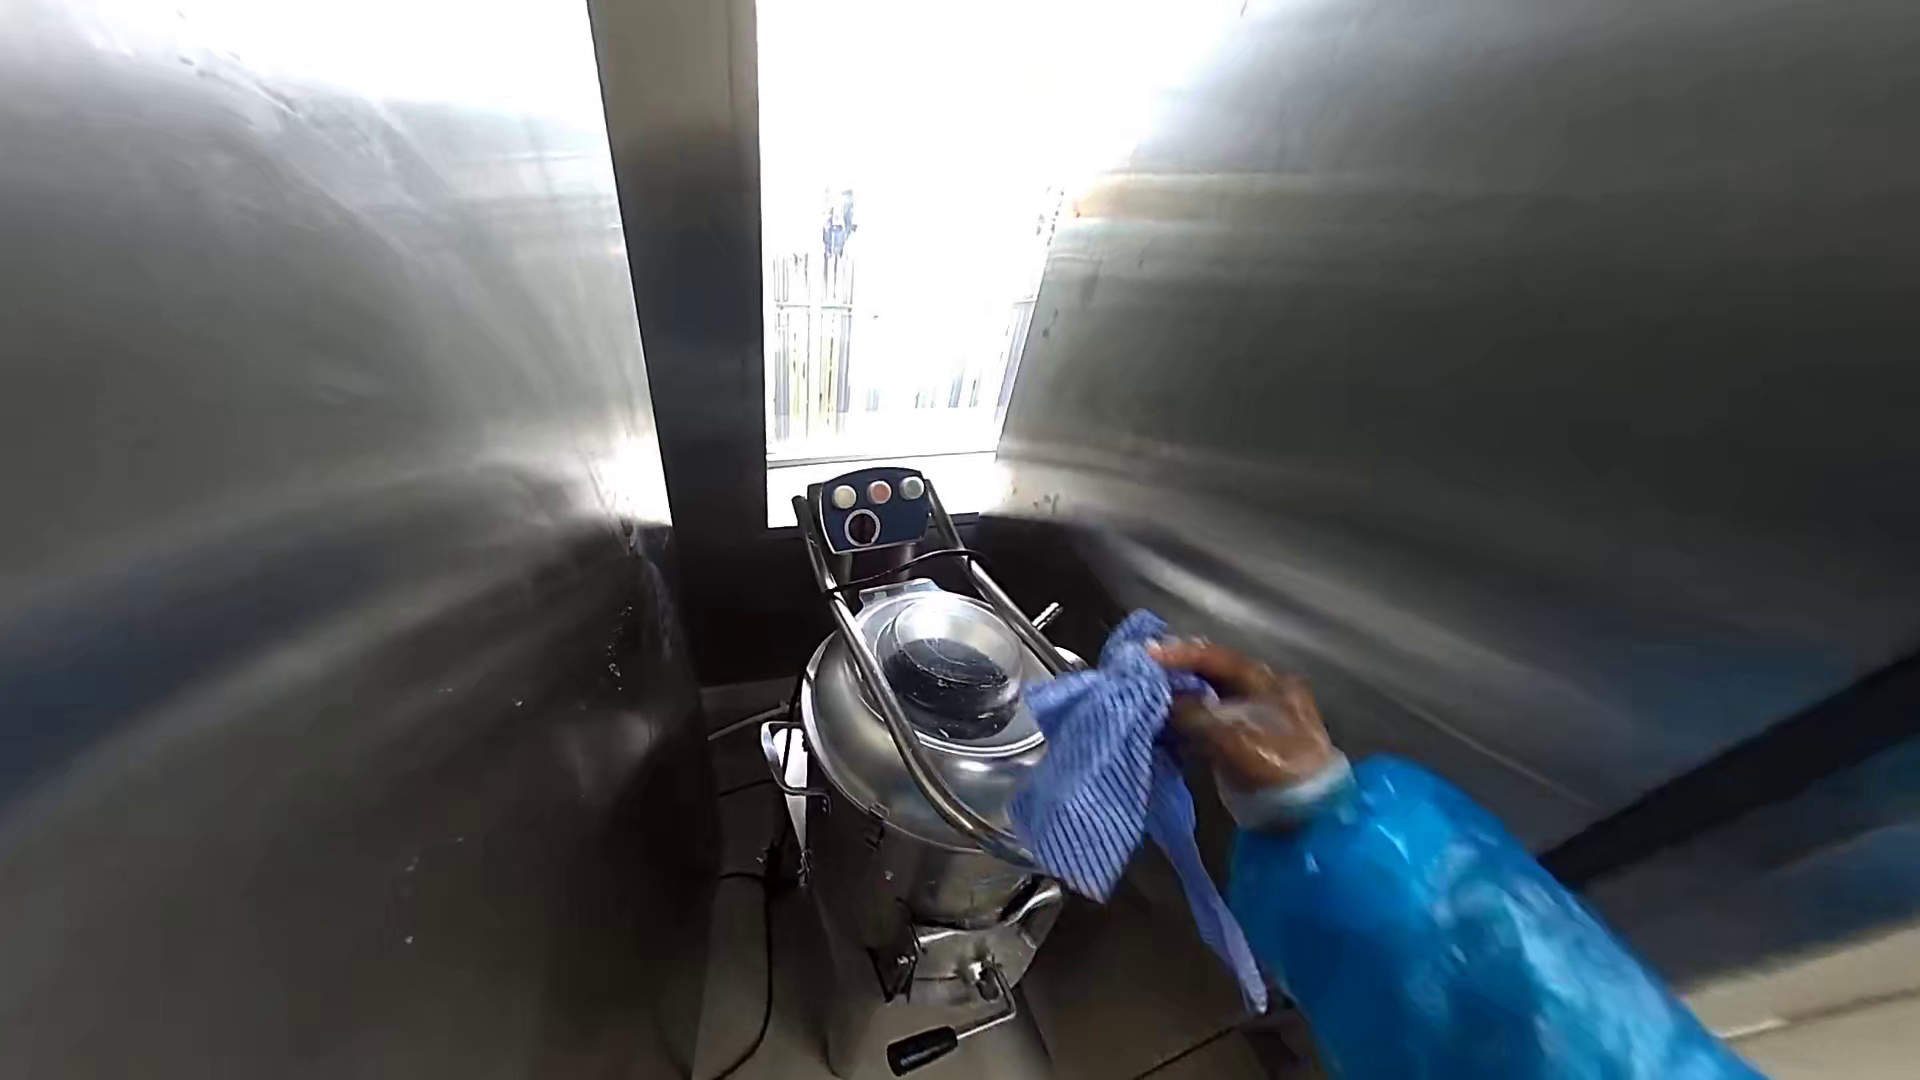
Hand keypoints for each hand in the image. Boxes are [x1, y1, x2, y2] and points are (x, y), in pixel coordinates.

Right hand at [1146, 642, 1335, 791]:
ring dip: (1181, 689)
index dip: (1180, 654)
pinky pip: (1211, 712)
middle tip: (1145, 667)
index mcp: (1269, 683)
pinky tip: (1167, 715)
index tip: (1148, 654)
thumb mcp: (1237, 744)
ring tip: (1150, 688)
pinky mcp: (1249, 736)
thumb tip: (1167, 702)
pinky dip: (1188, 711)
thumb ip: (1199, 717)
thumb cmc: (1280, 775)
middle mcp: (1265, 690)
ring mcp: (1259, 713)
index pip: (1217, 658)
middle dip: (1178, 668)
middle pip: (1213, 670)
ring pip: (1210, 690)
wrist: (1315, 821)